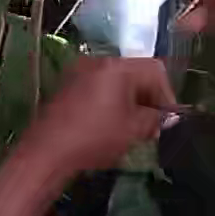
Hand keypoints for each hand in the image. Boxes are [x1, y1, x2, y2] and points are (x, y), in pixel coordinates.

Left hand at [16, 56, 176, 177]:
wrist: (46, 153)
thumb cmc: (95, 137)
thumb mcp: (133, 130)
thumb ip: (155, 119)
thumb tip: (166, 118)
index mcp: (118, 67)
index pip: (155, 70)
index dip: (167, 94)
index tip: (168, 118)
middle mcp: (99, 62)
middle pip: (135, 72)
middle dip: (148, 97)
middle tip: (153, 124)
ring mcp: (80, 72)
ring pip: (117, 80)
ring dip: (130, 99)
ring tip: (133, 126)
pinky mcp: (67, 86)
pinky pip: (99, 87)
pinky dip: (111, 101)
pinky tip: (111, 124)